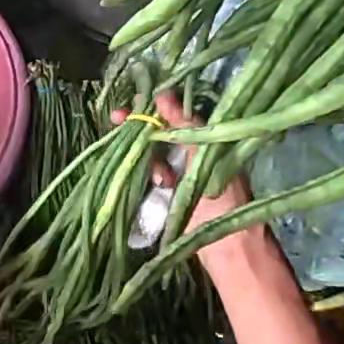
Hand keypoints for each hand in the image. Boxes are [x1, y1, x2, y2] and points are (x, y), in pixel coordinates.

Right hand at [113, 92, 262, 268]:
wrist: (228, 248)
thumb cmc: (223, 198)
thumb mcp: (204, 156)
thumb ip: (183, 126)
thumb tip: (163, 95)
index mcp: (207, 142)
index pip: (175, 117)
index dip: (154, 109)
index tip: (132, 103)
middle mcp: (193, 155)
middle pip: (160, 135)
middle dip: (140, 129)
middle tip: (116, 120)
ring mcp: (180, 176)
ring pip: (153, 156)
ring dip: (147, 157)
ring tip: (159, 176)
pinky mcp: (168, 197)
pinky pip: (151, 177)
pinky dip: (148, 176)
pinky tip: (156, 182)